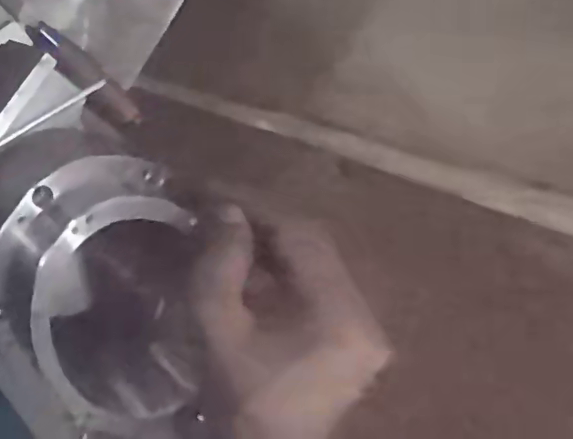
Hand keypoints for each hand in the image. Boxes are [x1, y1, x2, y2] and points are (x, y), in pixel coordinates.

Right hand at [191, 205, 391, 438]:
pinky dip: (280, 257)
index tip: (208, 190)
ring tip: (224, 222)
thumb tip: (225, 207)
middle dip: (259, 216)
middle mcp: (364, 314)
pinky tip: (246, 254)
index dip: (251, 205)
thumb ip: (222, 257)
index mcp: (338, 313)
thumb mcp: (217, 315)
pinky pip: (317, 276)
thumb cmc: (239, 382)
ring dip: (268, 234)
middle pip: (311, 242)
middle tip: (213, 202)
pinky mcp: (352, 334)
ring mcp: (364, 326)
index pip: (297, 234)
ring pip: (315, 255)